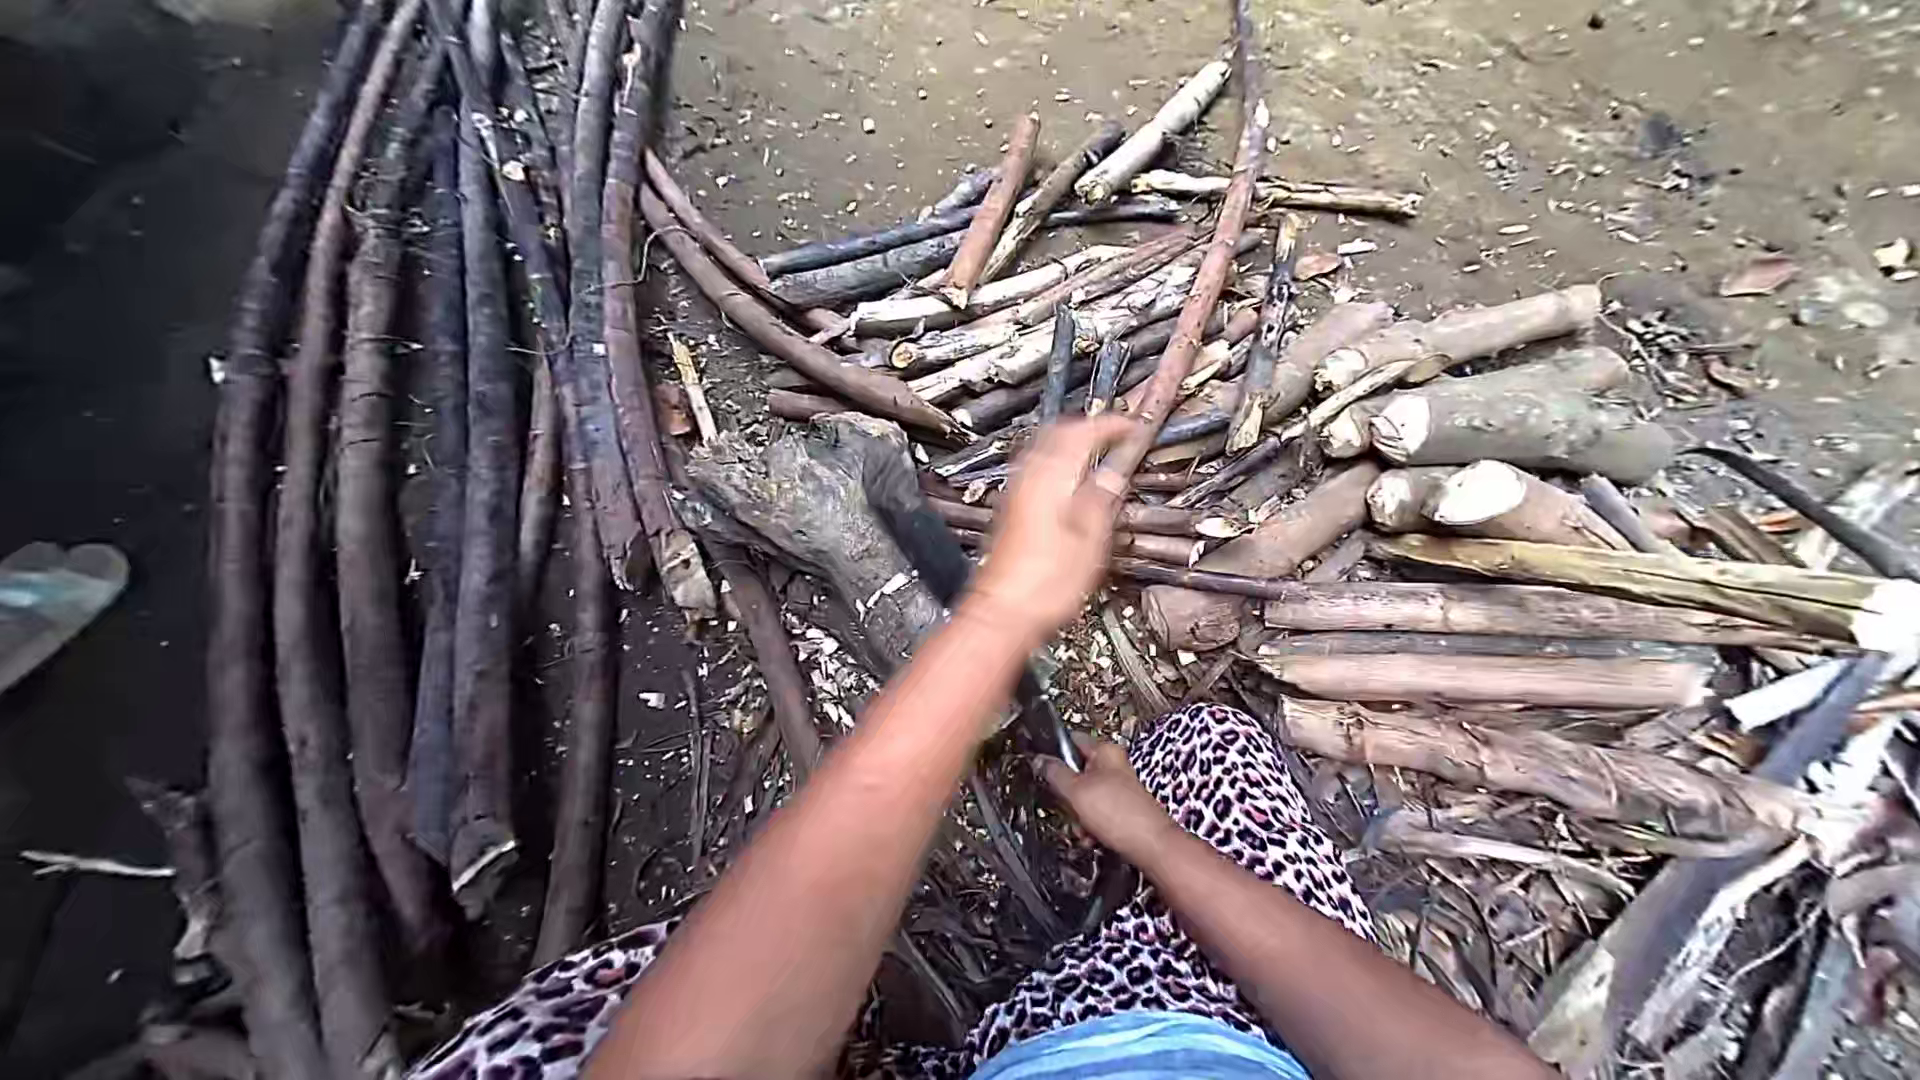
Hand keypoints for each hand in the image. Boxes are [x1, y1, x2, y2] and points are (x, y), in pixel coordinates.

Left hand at [961, 414, 1136, 640]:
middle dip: (1088, 426)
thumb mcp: (1089, 540)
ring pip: (1043, 448)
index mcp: (1051, 480)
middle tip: (1114, 431)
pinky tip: (1067, 479)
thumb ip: (1101, 499)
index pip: (1082, 433)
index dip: (1110, 424)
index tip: (1131, 425)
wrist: (1003, 612)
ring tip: (1095, 449)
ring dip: (1070, 441)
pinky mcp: (1010, 510)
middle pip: (1057, 432)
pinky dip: (1056, 462)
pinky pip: (1034, 469)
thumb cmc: (1042, 585)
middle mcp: (1027, 480)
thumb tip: (1113, 473)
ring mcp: (1015, 494)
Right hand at [1037, 735, 1175, 863]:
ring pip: (1085, 796)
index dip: (1054, 752)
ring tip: (1083, 827)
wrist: (1152, 848)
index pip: (1072, 739)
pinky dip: (1091, 825)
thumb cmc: (1121, 815)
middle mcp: (1114, 766)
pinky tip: (1093, 837)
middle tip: (1069, 805)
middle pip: (1076, 772)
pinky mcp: (1122, 810)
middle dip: (1069, 795)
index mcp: (1105, 751)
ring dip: (1079, 814)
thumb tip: (1039, 760)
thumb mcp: (1076, 791)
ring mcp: (1119, 789)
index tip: (1043, 765)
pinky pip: (1097, 813)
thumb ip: (1054, 773)